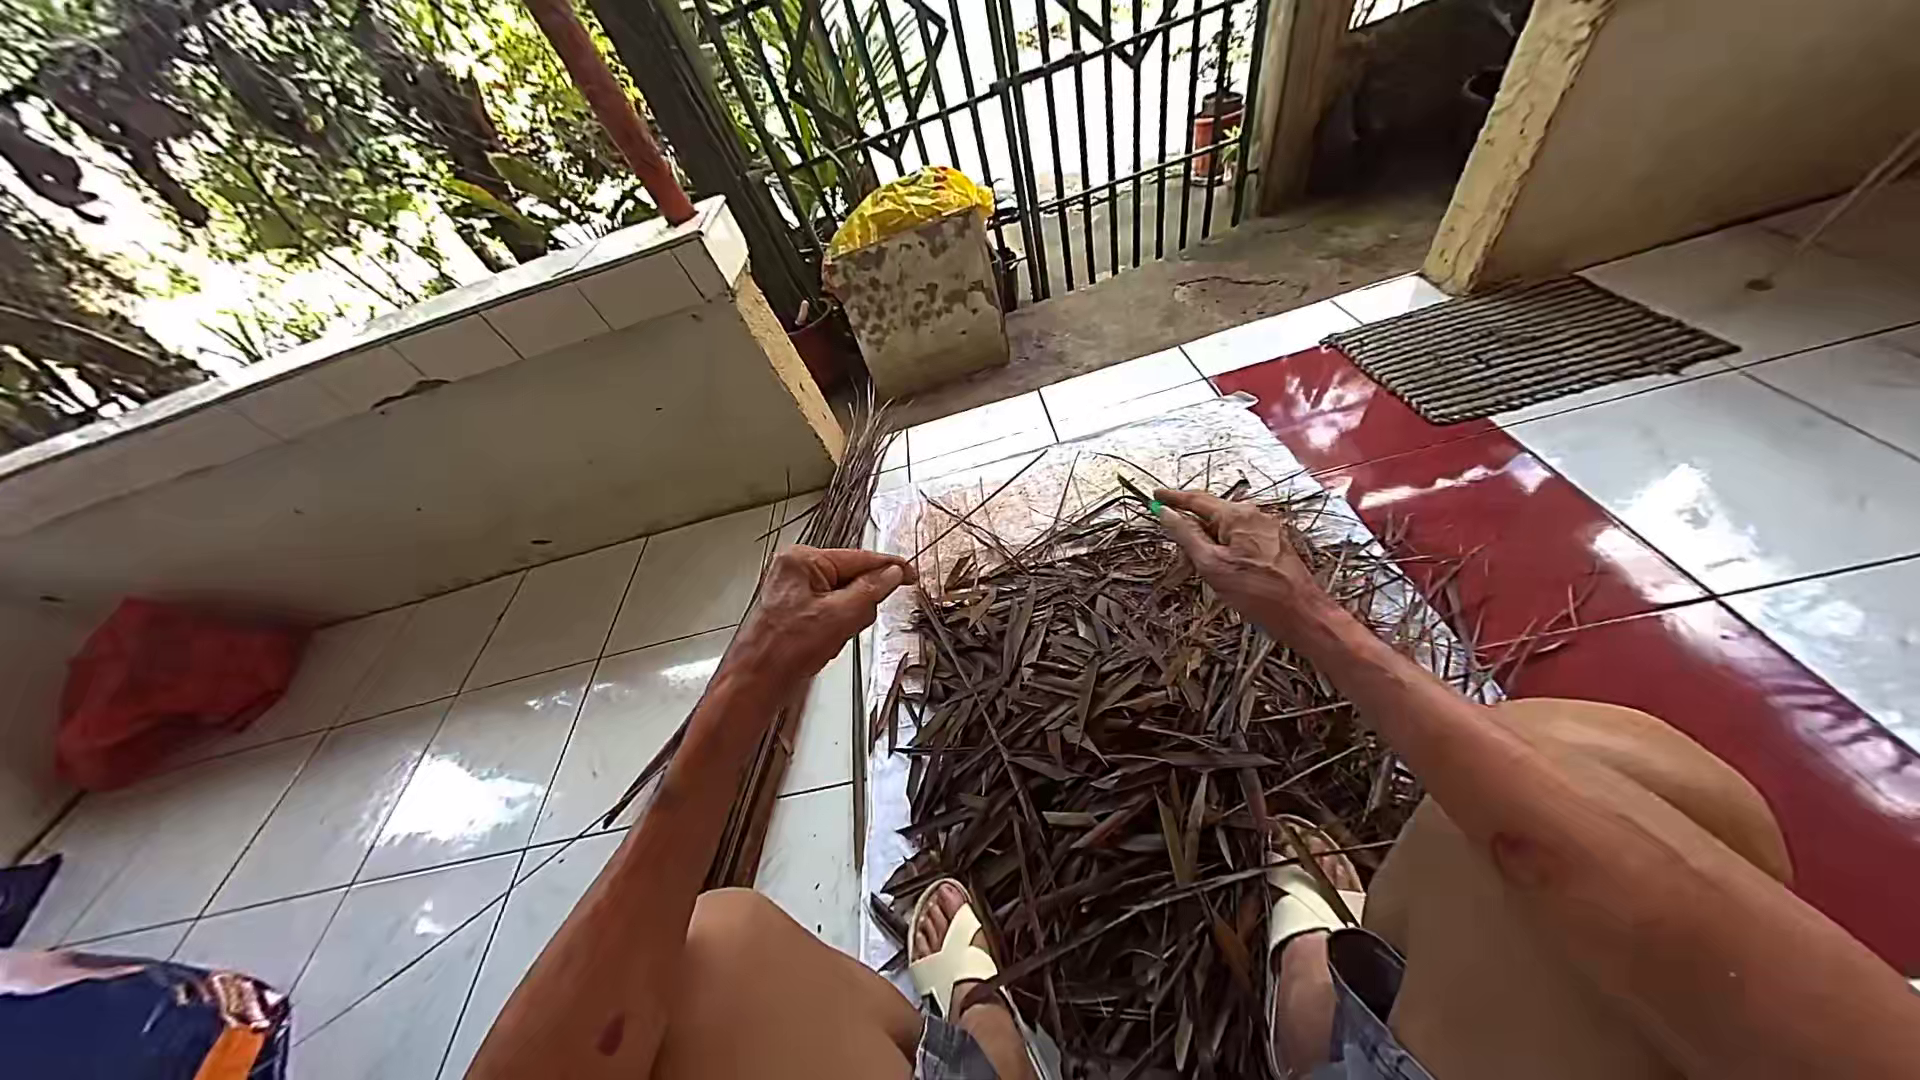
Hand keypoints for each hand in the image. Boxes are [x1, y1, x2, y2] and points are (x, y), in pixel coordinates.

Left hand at [723, 546, 917, 691]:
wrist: (756, 682)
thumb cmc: (786, 649)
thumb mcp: (839, 616)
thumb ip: (871, 590)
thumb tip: (892, 573)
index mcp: (803, 560)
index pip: (858, 558)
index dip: (889, 568)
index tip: (910, 574)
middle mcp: (796, 569)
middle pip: (852, 578)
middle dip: (859, 604)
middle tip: (849, 624)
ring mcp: (795, 589)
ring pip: (844, 597)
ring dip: (847, 619)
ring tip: (830, 637)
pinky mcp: (796, 609)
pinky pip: (831, 611)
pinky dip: (836, 626)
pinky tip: (824, 642)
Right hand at [1151, 488, 1329, 631]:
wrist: (1301, 613)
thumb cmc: (1255, 591)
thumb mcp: (1211, 564)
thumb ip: (1186, 535)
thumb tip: (1165, 513)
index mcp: (1238, 515)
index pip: (1197, 500)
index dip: (1173, 498)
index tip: (1155, 496)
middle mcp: (1254, 514)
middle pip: (1212, 514)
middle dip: (1191, 526)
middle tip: (1176, 548)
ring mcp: (1266, 528)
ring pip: (1225, 527)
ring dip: (1207, 541)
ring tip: (1199, 565)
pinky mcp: (1273, 542)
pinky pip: (1239, 536)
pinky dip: (1222, 546)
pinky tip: (1220, 567)